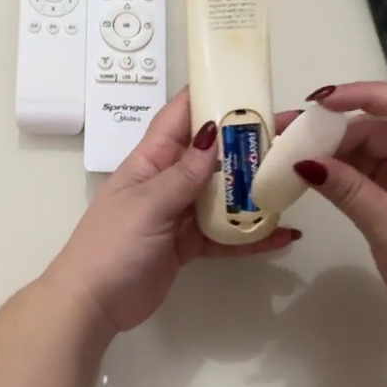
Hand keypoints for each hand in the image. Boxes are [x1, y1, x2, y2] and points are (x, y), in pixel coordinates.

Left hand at [43, 91, 299, 334]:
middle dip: (248, 142)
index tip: (247, 82)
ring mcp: (178, 214)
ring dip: (255, 187)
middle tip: (293, 131)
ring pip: (222, 193)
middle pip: (212, 154)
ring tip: (294, 178)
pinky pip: (224, 234)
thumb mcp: (148, 204)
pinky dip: (250, 235)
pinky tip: (282, 235)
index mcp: (149, 161)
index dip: (209, 96)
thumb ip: (184, 173)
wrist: (92, 304)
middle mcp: (166, 181)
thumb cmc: (111, 245)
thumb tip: (214, 132)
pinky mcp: (187, 245)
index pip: (180, 118)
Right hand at [291, 82, 386, 337]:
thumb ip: (349, 191)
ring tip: (287, 151)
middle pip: (378, 126)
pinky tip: (305, 172)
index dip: (362, 95)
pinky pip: (360, 174)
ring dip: (329, 149)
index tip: (319, 103)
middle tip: (287, 129)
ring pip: (365, 149)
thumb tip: (302, 161)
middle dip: (333, 125)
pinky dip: (334, 172)